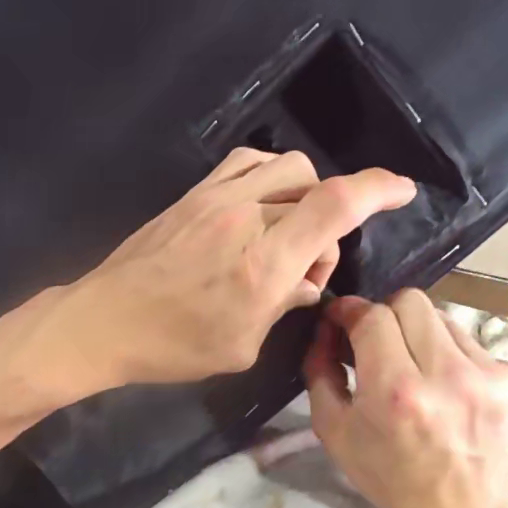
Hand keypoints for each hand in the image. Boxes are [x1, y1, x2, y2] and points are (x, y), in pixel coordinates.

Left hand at [61, 149, 415, 386]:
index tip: (402, 191)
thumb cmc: (173, 345)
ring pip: (286, 166)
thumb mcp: (242, 345)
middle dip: (330, 224)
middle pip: (316, 188)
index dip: (379, 190)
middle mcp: (246, 217)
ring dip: (304, 193)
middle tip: (305, 268)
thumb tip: (307, 285)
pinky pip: (247, 162)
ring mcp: (216, 198)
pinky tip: (259, 207)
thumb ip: (284, 308)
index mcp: (265, 263)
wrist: (105, 321)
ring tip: (286, 233)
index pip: (336, 206)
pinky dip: (270, 176)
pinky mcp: (193, 194)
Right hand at [303, 290, 507, 507]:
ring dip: (415, 331)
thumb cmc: (391, 477)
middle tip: (374, 341)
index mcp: (395, 391)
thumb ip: (320, 372)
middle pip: (408, 301)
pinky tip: (441, 382)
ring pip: (438, 315)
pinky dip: (444, 350)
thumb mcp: (334, 433)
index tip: (340, 319)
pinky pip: (464, 338)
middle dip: (383, 314)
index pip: (372, 316)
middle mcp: (444, 374)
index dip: (350, 310)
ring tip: (411, 365)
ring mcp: (484, 372)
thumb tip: (325, 330)